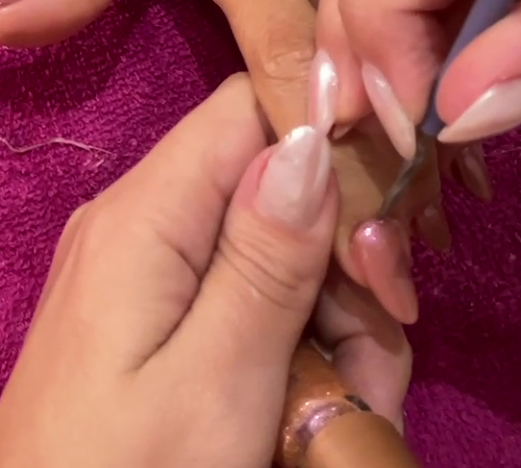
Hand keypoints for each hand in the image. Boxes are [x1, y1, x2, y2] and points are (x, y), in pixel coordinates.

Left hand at [0, 0, 440, 326]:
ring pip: (443, 23)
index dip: (320, 168)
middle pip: (376, 70)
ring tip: (445, 214)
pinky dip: (479, 30)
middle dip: (392, 177)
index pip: (289, 74)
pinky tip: (484, 96)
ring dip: (447, 120)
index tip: (346, 260)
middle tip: (398, 280)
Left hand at [0, 75, 403, 466]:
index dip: (328, 148)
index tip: (384, 243)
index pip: (245, 110)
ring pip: (266, 246)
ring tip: (344, 410)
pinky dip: (285, 339)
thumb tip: (308, 137)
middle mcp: (135, 216)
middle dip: (337, 267)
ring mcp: (138, 261)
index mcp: (143, 213)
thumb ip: (264, 260)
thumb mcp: (213, 385)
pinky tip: (304, 409)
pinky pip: (234, 289)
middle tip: (369, 371)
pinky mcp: (146, 304)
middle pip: (267, 187)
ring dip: (325, 320)